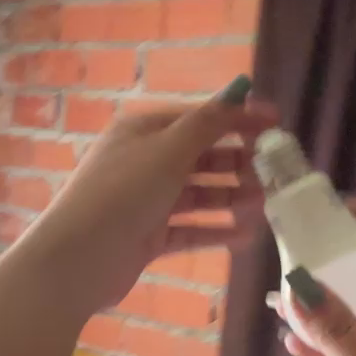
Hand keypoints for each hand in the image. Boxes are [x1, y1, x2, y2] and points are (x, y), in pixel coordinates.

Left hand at [18, 83, 277, 314]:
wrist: (77, 258)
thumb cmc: (123, 193)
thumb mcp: (167, 150)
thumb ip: (207, 124)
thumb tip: (239, 97)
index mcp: (143, 131)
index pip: (199, 118)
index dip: (238, 119)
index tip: (277, 124)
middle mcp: (144, 162)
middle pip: (201, 156)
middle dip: (238, 163)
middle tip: (276, 175)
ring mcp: (146, 201)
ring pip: (198, 194)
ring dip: (232, 197)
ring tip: (265, 207)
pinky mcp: (149, 237)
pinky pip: (191, 228)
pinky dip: (217, 229)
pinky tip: (247, 235)